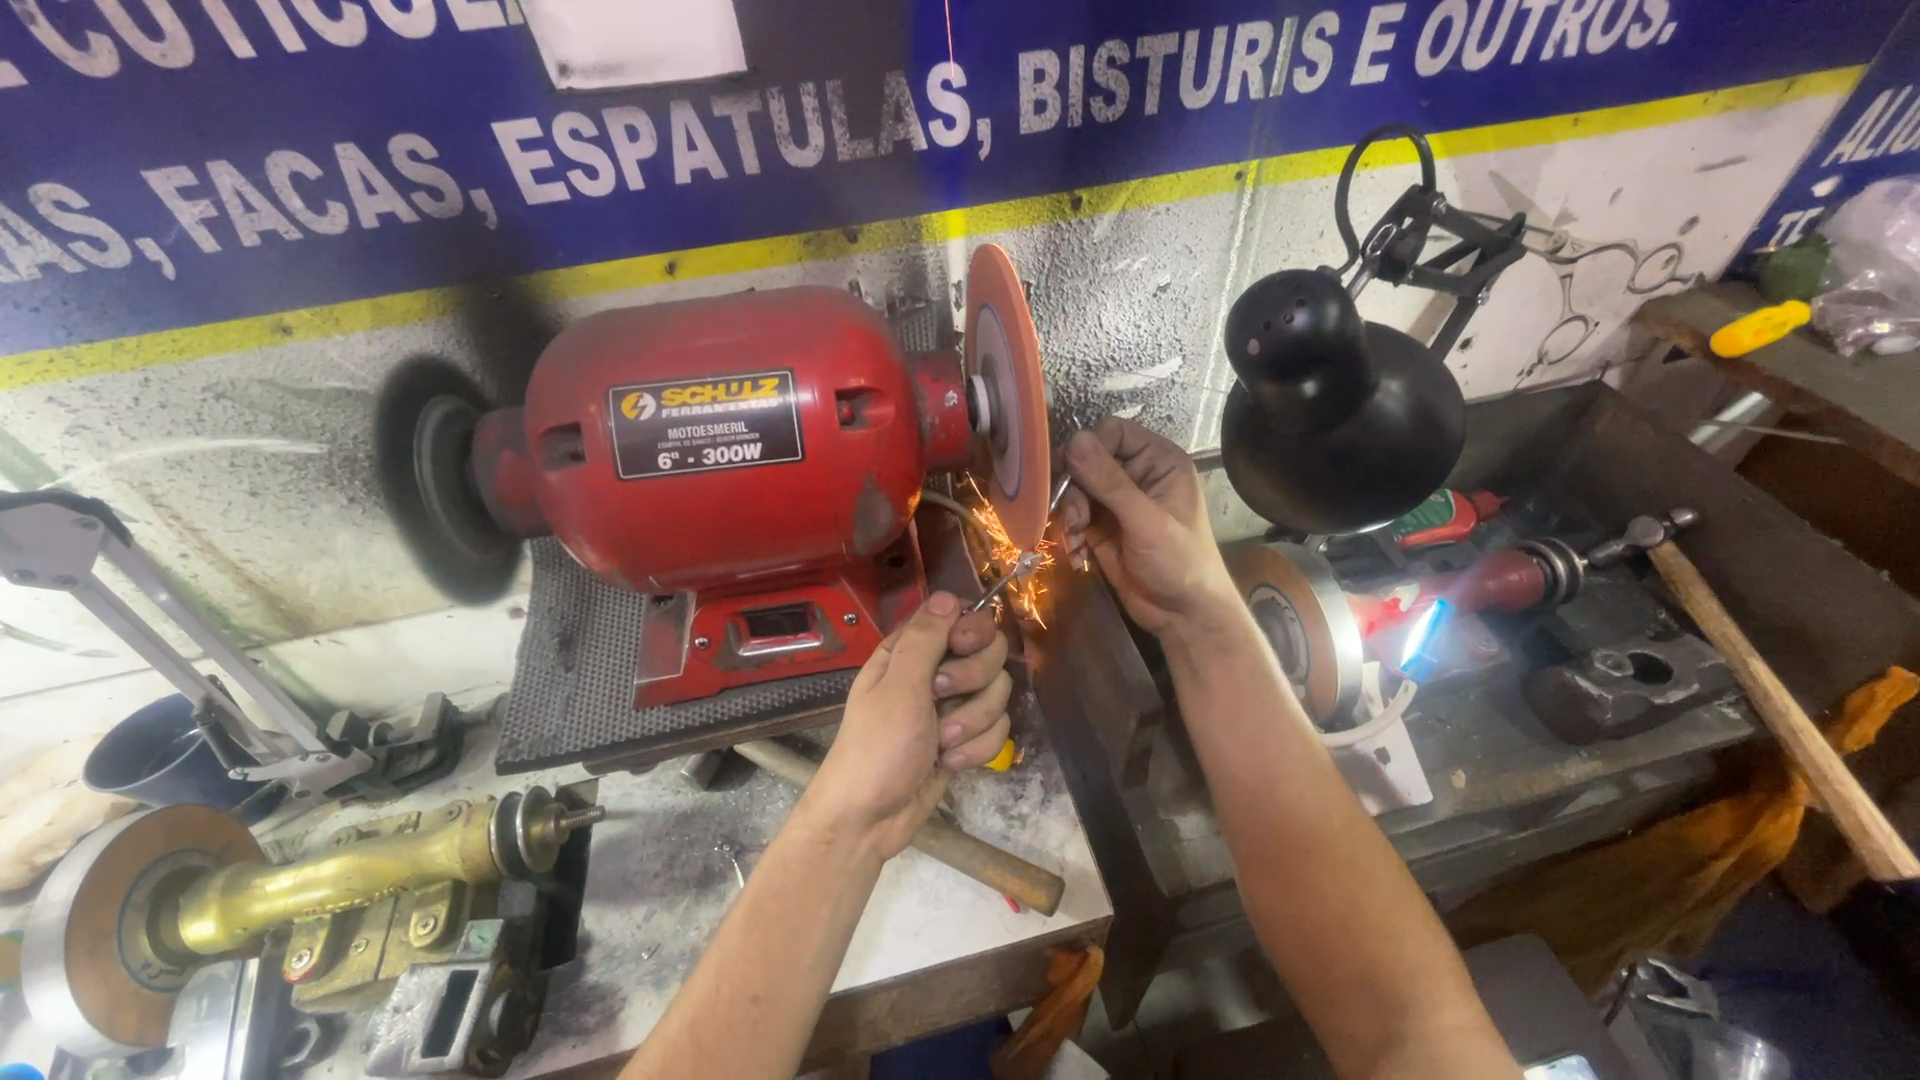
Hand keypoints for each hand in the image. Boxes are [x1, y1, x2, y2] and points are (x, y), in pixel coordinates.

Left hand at [800, 592, 1012, 857]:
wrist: (869, 820)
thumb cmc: (876, 748)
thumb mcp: (898, 688)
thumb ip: (926, 639)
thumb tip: (949, 594)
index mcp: (910, 652)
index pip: (962, 618)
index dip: (970, 632)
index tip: (961, 649)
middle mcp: (933, 673)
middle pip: (990, 654)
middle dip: (973, 683)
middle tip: (940, 699)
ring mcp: (951, 709)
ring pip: (998, 695)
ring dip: (973, 723)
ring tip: (941, 744)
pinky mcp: (965, 741)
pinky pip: (997, 730)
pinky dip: (977, 750)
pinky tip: (949, 764)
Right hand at [1058, 417, 1239, 637]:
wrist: (1183, 615)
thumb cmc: (1179, 563)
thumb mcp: (1145, 520)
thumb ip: (1109, 481)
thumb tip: (1075, 440)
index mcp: (1158, 461)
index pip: (1112, 432)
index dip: (1089, 450)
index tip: (1076, 478)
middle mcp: (1137, 474)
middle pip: (1087, 460)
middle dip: (1074, 488)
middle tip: (1073, 518)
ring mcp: (1117, 502)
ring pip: (1075, 489)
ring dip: (1068, 513)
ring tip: (1073, 538)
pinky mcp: (1102, 527)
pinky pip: (1073, 516)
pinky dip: (1068, 532)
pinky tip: (1076, 553)